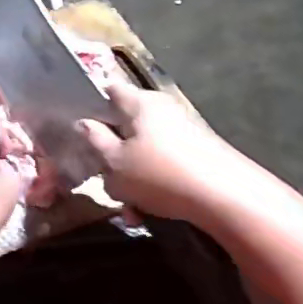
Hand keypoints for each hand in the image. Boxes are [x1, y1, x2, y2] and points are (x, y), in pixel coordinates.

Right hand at [78, 83, 256, 224]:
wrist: (225, 197)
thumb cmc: (159, 174)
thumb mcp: (114, 163)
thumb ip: (95, 141)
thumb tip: (83, 123)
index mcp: (140, 103)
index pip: (109, 90)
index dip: (90, 105)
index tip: (78, 129)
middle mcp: (162, 111)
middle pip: (125, 126)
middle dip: (111, 155)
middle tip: (102, 178)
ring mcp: (182, 132)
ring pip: (141, 152)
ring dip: (130, 179)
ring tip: (128, 209)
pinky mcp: (195, 155)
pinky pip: (161, 167)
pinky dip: (151, 187)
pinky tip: (145, 212)